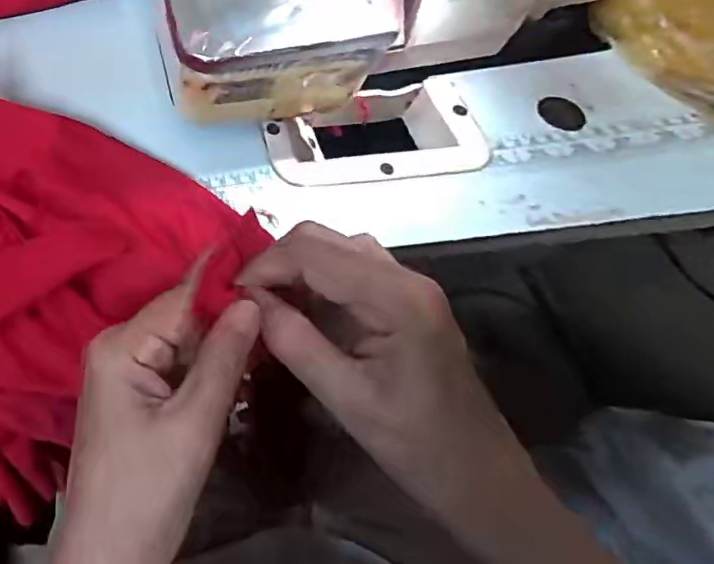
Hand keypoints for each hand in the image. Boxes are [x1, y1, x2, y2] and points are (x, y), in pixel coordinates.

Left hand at [51, 253, 260, 563]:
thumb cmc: (147, 494)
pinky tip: (237, 371)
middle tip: (277, 316)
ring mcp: (120, 368)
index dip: (224, 284)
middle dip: (226, 318)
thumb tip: (251, 300)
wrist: (107, 563)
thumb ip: (223, 359)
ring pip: (181, 341)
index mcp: (120, 344)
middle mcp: (115, 344)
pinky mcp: (130, 391)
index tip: (267, 270)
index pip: (181, 297)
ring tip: (266, 341)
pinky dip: (204, 367)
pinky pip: (173, 363)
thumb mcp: (193, 426)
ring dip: (219, 345)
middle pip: (181, 317)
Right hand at [237, 222, 610, 563]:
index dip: (266, 264)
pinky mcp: (404, 295)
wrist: (482, 475)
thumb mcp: (348, 401)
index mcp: (396, 296)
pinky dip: (317, 275)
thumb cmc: (418, 446)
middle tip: (245, 295)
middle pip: (324, 238)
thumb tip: (248, 302)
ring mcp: (408, 281)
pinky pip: (350, 265)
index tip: (231, 290)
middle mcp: (404, 274)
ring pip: (335, 246)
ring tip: (267, 298)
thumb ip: (295, 343)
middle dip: (277, 259)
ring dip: (296, 264)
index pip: (314, 253)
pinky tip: (301, 303)